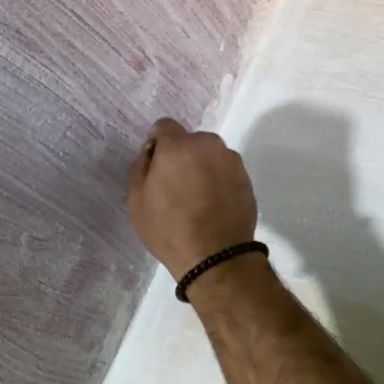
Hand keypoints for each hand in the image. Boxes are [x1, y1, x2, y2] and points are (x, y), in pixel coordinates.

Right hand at [127, 118, 257, 278]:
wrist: (215, 257)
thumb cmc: (169, 229)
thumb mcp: (137, 201)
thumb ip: (140, 167)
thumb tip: (150, 153)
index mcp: (178, 146)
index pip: (164, 126)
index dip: (157, 145)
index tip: (156, 167)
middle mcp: (208, 145)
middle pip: (190, 141)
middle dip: (181, 157)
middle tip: (175, 188)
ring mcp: (231, 161)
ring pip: (210, 156)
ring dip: (201, 168)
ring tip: (196, 200)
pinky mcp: (246, 178)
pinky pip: (225, 172)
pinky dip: (218, 182)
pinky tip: (213, 207)